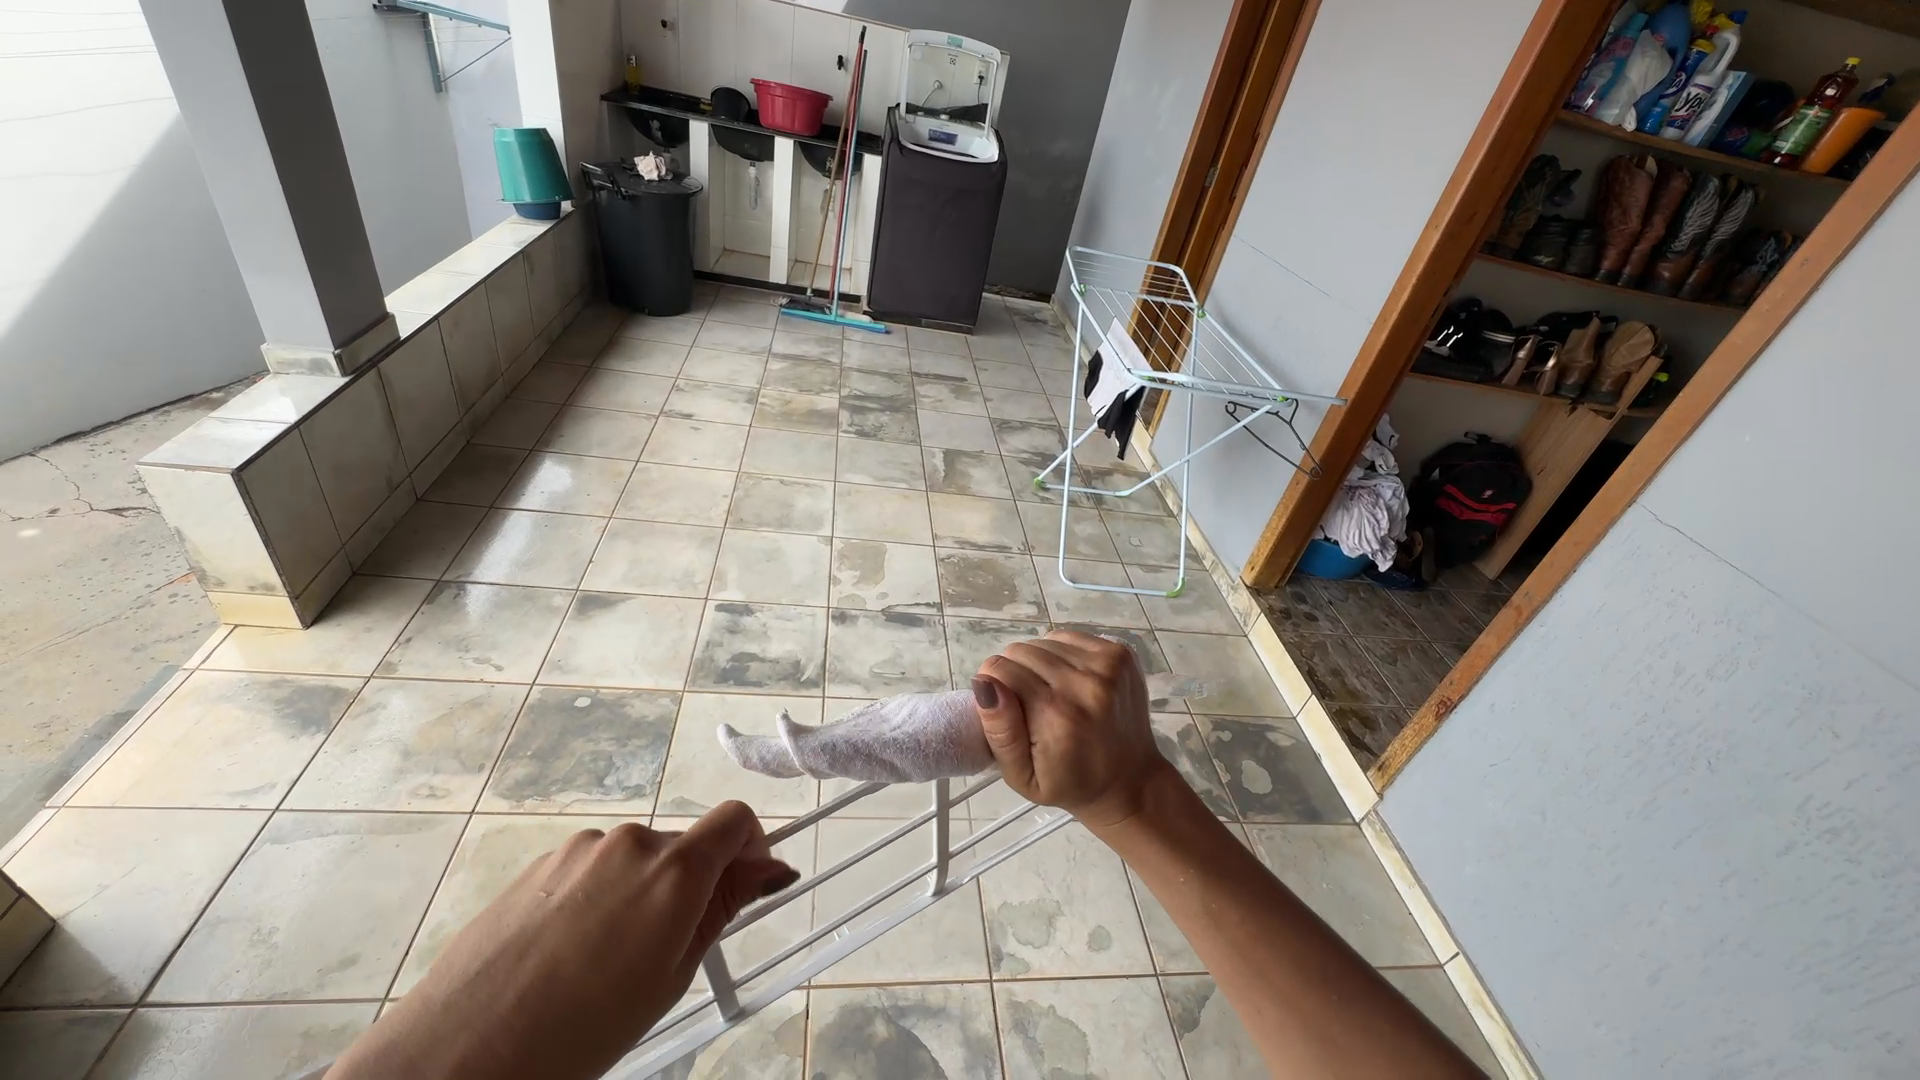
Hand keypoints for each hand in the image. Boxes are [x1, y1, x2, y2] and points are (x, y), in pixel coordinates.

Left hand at [327, 803, 798, 1079]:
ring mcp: (579, 848)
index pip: (735, 819)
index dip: (750, 846)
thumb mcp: (672, 977)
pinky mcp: (538, 863)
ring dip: (640, 891)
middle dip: (689, 883)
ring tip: (604, 958)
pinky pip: (591, 867)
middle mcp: (630, 842)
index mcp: (674, 869)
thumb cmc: (586, 1029)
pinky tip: (566, 950)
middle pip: (683, 844)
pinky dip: (598, 895)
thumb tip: (770, 869)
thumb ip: (722, 909)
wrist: (461, 1052)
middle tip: (665, 949)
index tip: (744, 885)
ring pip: (635, 858)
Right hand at [972, 630, 1170, 828]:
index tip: (1005, 709)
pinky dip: (1060, 654)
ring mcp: (1106, 664)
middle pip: (1019, 651)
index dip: (993, 687)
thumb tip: (983, 683)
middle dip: (1014, 674)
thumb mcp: (1022, 776)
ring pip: (1042, 641)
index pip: (999, 669)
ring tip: (1051, 693)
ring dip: (1038, 663)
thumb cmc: (1069, 783)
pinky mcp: (1120, 652)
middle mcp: (1084, 682)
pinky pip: (1067, 637)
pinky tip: (1069, 680)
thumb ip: (1000, 731)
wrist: (1130, 779)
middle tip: (1029, 705)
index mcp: (1057, 714)